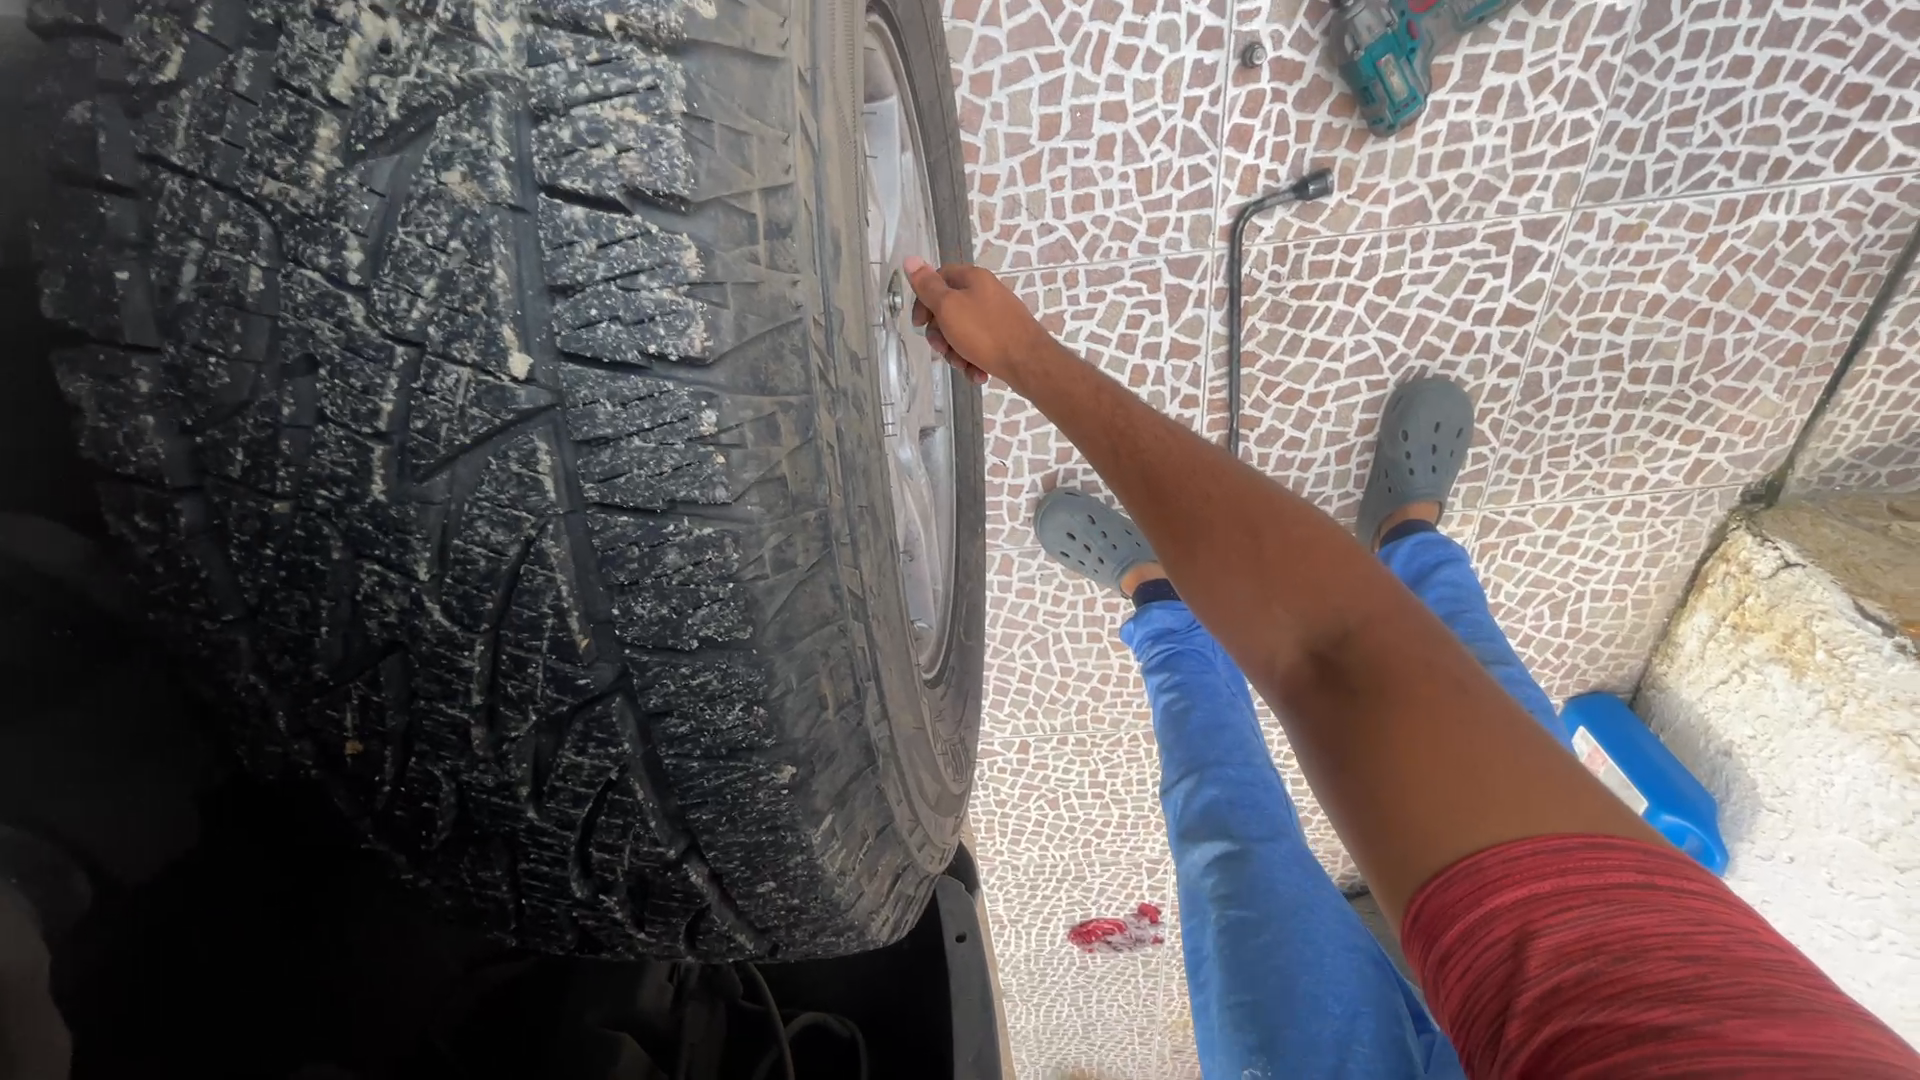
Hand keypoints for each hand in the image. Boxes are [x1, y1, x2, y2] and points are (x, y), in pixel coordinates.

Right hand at [903, 257, 1059, 388]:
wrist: (1028, 363)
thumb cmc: (984, 332)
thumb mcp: (949, 307)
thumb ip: (927, 286)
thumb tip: (910, 260)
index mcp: (973, 279)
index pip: (939, 278)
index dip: (924, 300)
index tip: (919, 324)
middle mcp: (986, 293)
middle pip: (949, 310)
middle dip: (941, 334)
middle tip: (941, 349)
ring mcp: (997, 317)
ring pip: (963, 333)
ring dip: (956, 353)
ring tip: (962, 365)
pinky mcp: (1004, 339)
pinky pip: (979, 348)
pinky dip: (974, 361)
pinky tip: (977, 373)